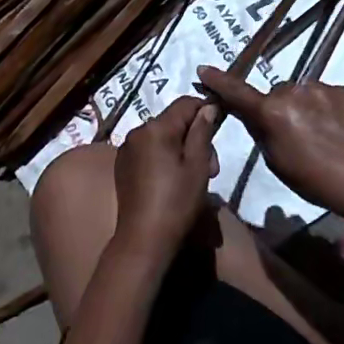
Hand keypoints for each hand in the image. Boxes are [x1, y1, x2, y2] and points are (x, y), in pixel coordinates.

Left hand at [113, 96, 218, 255]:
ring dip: (180, 148)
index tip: (220, 126)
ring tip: (194, 176)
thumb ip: (202, 131)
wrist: (144, 240)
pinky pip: (149, 149)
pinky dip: (164, 156)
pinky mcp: (123, 165)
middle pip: (173, 121)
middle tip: (211, 167)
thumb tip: (208, 107)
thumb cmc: (177, 202)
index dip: (205, 109)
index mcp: (156, 128)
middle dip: (194, 136)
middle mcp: (137, 131)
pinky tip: (173, 180)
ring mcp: (126, 149)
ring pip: (161, 136)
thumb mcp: (197, 165)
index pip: (185, 104)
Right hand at [195, 66, 343, 209]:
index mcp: (271, 112)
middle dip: (278, 109)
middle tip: (293, 137)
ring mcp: (318, 88)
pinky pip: (323, 96)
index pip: (237, 93)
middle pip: (275, 95)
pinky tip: (337, 130)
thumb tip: (258, 118)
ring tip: (322, 136)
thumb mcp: (276, 161)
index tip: (204, 69)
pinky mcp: (341, 89)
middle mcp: (291, 92)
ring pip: (301, 95)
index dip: (219, 82)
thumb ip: (262, 133)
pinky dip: (325, 109)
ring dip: (304, 109)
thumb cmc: (314, 176)